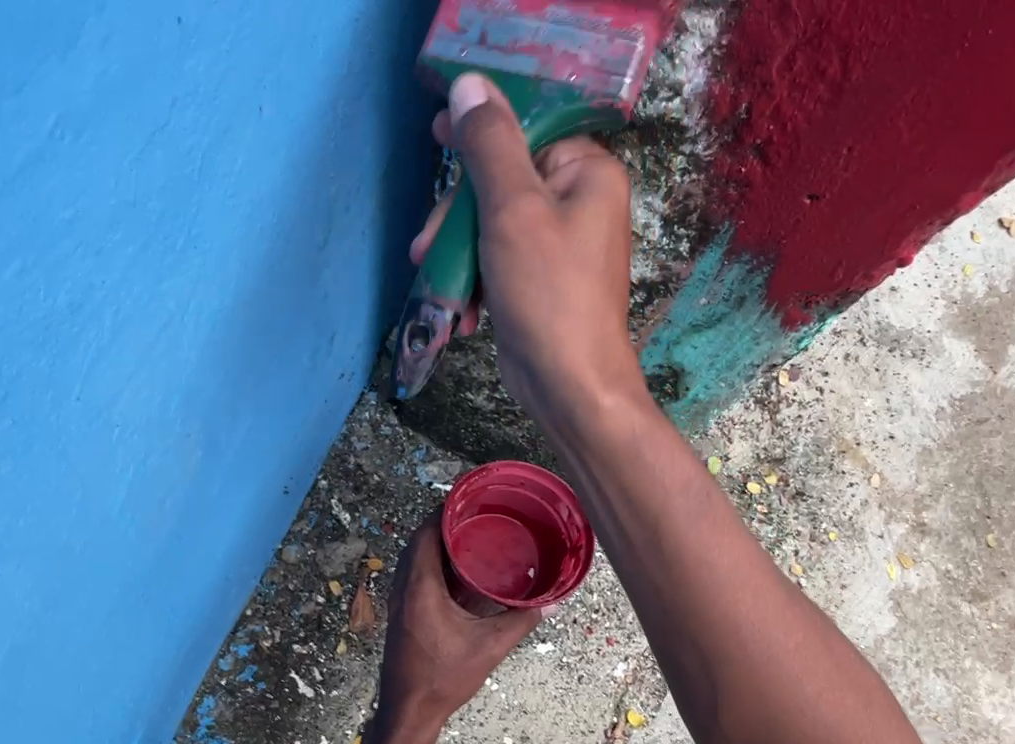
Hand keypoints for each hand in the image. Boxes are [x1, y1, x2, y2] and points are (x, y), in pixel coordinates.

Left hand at [376, 512, 539, 731]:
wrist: (409, 711)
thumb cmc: (444, 678)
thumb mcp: (489, 647)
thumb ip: (521, 621)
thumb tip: (552, 602)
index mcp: (420, 586)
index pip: (425, 532)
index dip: (444, 510)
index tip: (470, 497)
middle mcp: (404, 587)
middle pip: (419, 540)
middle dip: (445, 523)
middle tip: (478, 513)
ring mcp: (399, 601)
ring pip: (415, 558)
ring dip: (438, 543)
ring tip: (472, 535)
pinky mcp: (402, 613)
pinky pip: (415, 574)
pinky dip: (434, 563)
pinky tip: (459, 570)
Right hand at [410, 73, 648, 425]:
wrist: (569, 387)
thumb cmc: (549, 296)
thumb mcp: (513, 211)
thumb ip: (489, 146)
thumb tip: (469, 85)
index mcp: (587, 173)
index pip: (528, 130)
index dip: (481, 134)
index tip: (439, 138)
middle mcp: (578, 203)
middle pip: (501, 181)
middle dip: (458, 215)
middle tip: (427, 245)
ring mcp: (557, 246)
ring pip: (490, 224)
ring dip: (459, 253)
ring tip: (443, 285)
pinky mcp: (538, 282)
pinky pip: (496, 261)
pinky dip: (475, 281)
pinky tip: (463, 310)